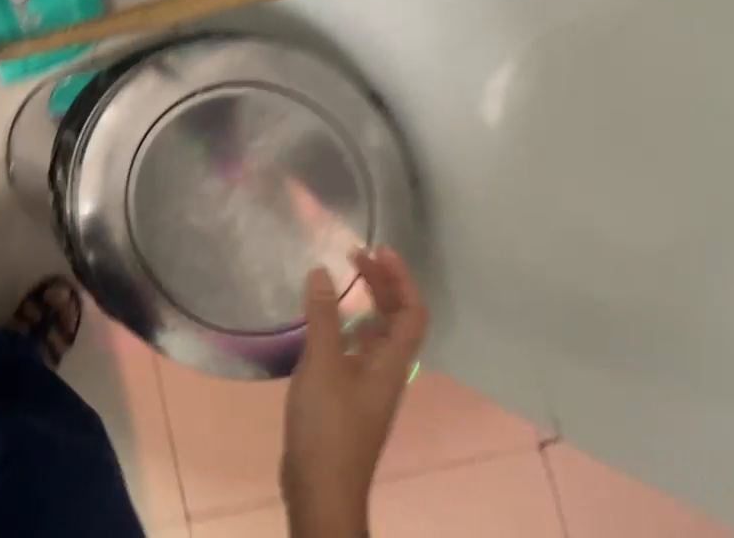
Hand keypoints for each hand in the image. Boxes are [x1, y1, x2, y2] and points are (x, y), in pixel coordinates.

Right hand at [282, 247, 429, 537]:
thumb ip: (324, 318)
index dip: (401, 279)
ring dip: (366, 303)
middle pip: (397, 320)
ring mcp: (367, 384)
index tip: (377, 249)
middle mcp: (387, 370)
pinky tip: (322, 321)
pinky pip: (356, 347)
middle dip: (382, 285)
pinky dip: (345, 325)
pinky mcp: (347, 395)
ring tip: (341, 278)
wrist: (321, 484)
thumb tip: (324, 272)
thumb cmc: (327, 424)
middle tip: (354, 255)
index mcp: (391, 363)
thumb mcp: (322, 365)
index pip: (412, 313)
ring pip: (377, 334)